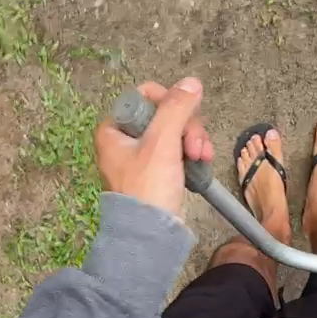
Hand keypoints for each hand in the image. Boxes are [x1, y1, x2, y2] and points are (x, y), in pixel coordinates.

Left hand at [94, 77, 213, 219]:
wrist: (150, 234)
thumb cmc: (148, 188)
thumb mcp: (162, 142)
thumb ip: (176, 109)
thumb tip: (192, 83)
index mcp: (115, 128)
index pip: (146, 96)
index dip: (170, 102)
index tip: (185, 117)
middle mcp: (125, 139)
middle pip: (165, 114)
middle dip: (188, 128)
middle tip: (196, 147)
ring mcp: (142, 157)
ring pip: (176, 133)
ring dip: (194, 141)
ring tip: (202, 159)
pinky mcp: (157, 172)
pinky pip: (178, 151)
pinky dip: (191, 155)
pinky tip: (200, 166)